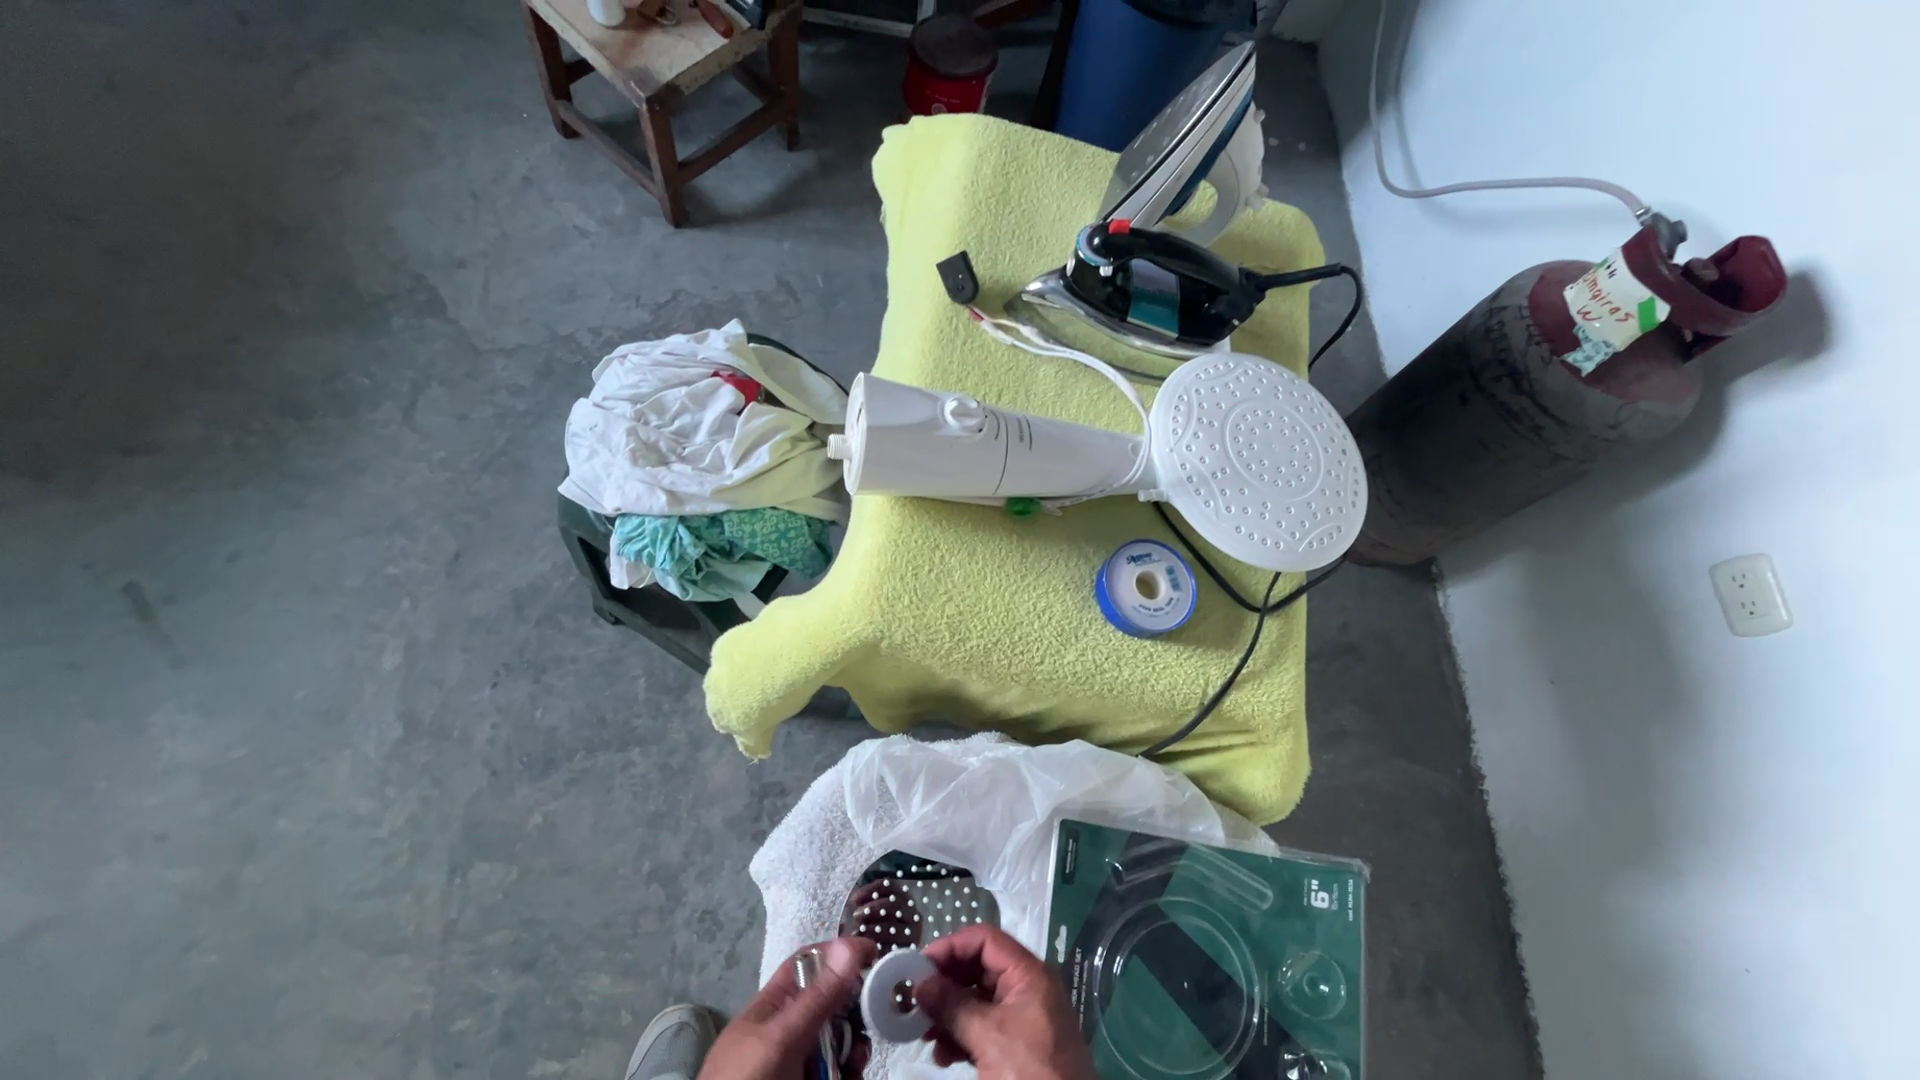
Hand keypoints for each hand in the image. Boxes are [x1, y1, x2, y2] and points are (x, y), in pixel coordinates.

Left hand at [698, 936, 877, 1079]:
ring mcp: (800, 1061)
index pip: (810, 964)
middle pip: (833, 1005)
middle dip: (855, 1015)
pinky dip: (849, 1075)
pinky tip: (849, 1079)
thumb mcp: (781, 1039)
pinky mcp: (810, 1079)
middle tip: (867, 1028)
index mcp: (775, 1006)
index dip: (839, 953)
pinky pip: (839, 1073)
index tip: (874, 954)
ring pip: (841, 1043)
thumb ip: (817, 998)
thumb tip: (851, 945)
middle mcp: (790, 1030)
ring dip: (855, 1051)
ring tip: (854, 1067)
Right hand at [912, 925, 1095, 1079]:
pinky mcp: (1017, 1045)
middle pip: (979, 969)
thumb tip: (920, 983)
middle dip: (946, 985)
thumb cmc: (1030, 1071)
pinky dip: (961, 1035)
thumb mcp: (987, 1037)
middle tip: (916, 1001)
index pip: (985, 940)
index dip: (951, 947)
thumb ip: (952, 1006)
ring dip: (949, 1014)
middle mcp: (1026, 988)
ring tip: (925, 1034)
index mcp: (1028, 974)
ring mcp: (1023, 1017)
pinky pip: (983, 1027)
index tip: (919, 966)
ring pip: (977, 1000)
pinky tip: (943, 1055)